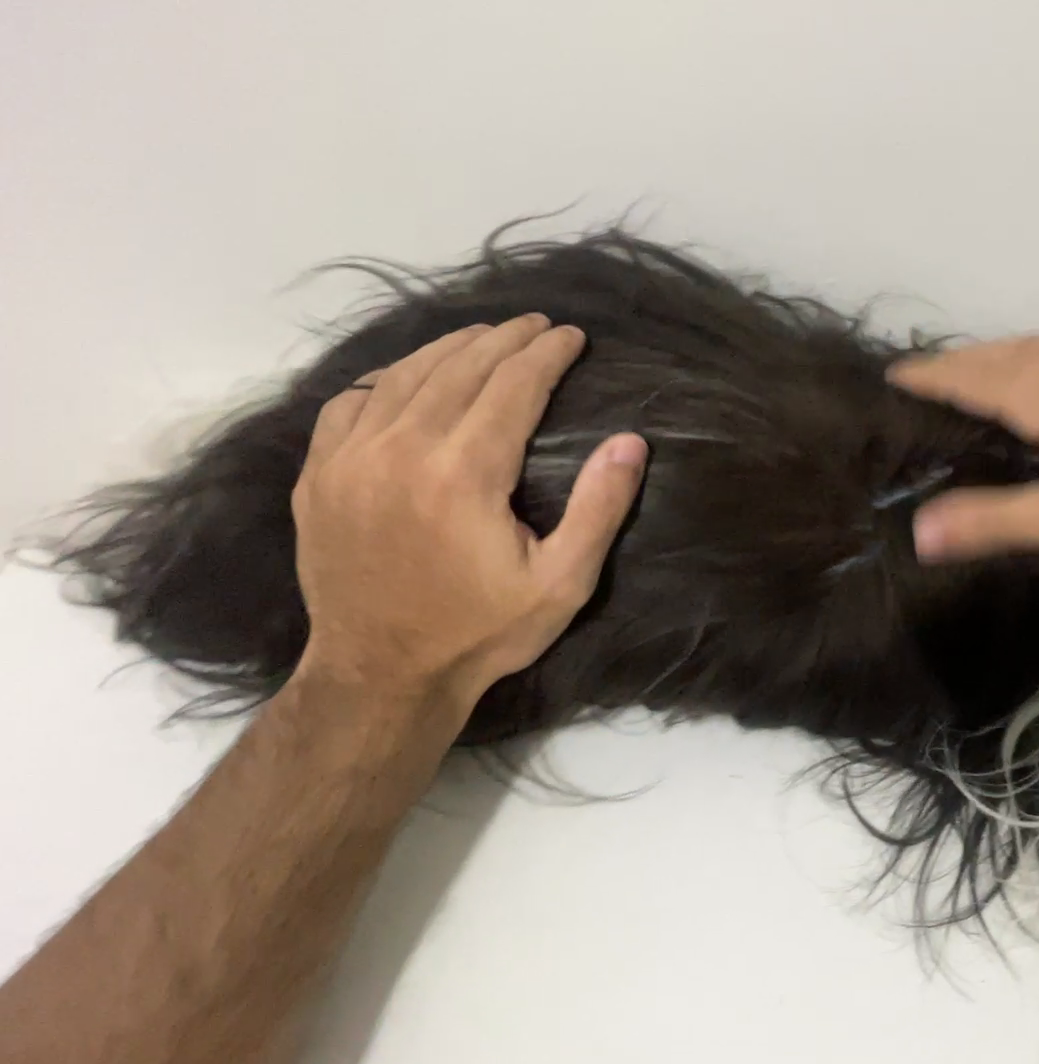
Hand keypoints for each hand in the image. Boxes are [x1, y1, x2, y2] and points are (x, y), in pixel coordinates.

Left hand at [291, 314, 647, 708]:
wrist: (381, 675)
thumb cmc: (484, 630)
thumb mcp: (564, 581)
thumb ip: (600, 507)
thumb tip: (631, 440)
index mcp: (464, 472)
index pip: (512, 385)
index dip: (547, 353)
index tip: (572, 335)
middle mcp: (400, 449)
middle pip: (459, 367)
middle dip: (505, 338)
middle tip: (539, 325)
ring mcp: (349, 459)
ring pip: (403, 374)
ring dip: (452, 347)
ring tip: (488, 335)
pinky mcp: (319, 475)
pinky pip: (352, 402)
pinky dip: (390, 376)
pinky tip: (413, 376)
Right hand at [887, 337, 1038, 561]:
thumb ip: (988, 520)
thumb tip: (917, 532)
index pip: (973, 372)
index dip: (929, 374)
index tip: (890, 376)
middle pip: (1000, 351)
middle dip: (956, 362)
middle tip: (919, 381)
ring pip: (1034, 347)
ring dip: (994, 358)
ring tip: (964, 379)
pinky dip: (1029, 360)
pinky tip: (1032, 382)